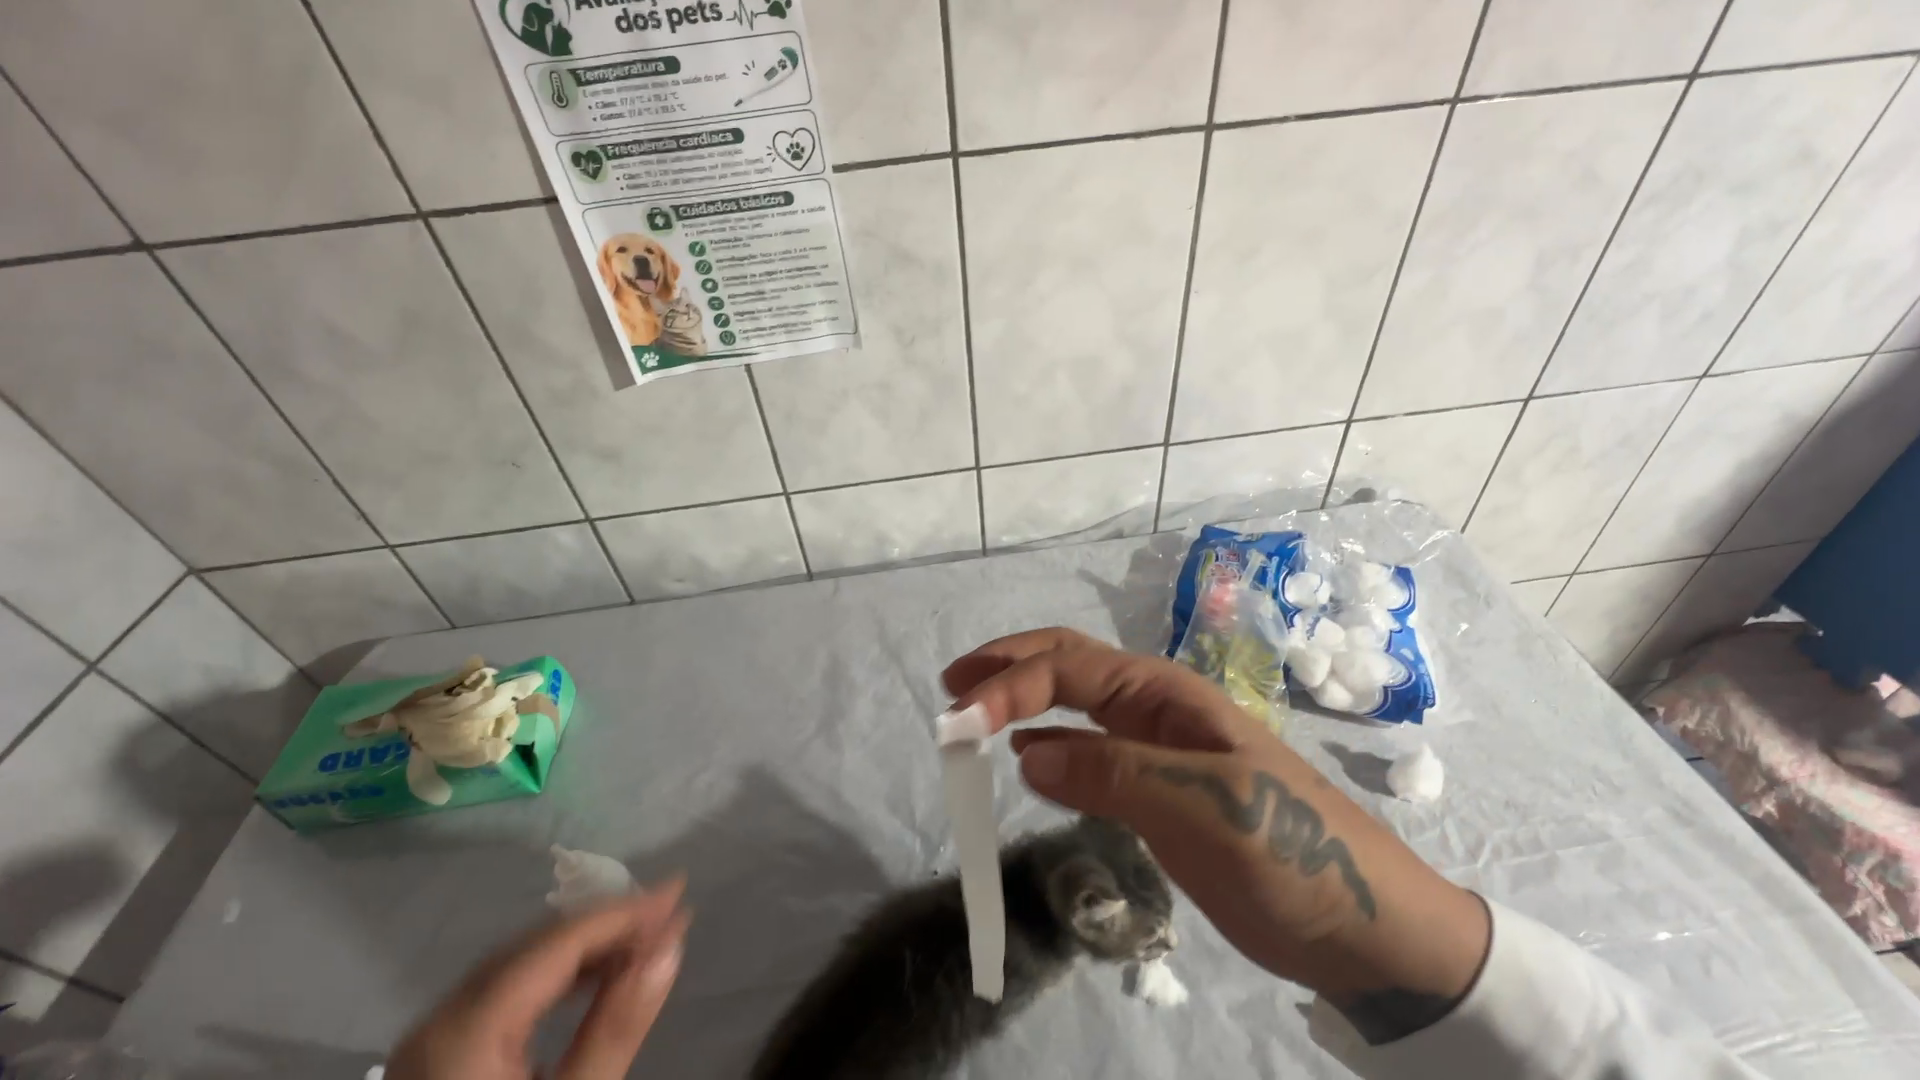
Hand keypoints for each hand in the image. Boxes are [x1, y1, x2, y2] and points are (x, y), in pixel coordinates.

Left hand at [387, 885, 689, 1079]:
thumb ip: (618, 1025)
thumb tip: (670, 948)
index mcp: (467, 1027)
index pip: (558, 942)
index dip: (622, 912)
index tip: (679, 893)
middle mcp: (440, 1017)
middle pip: (536, 945)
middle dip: (607, 924)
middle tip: (668, 914)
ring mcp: (433, 1036)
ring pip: (520, 963)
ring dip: (586, 948)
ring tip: (645, 941)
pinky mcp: (438, 1054)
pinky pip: (504, 991)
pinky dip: (556, 977)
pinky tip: (595, 978)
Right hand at [943, 628, 1488, 1043]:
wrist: (1362, 923)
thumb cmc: (1291, 851)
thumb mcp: (1206, 806)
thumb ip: (1116, 774)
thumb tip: (1025, 753)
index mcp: (1167, 695)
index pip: (1068, 668)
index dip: (1009, 685)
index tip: (959, 722)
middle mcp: (1155, 710)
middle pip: (1067, 668)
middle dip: (1007, 669)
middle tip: (950, 688)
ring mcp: (1155, 752)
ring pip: (1073, 709)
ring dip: (1020, 703)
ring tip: (970, 717)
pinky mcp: (1155, 794)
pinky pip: (1086, 754)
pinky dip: (1045, 745)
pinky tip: (1022, 757)